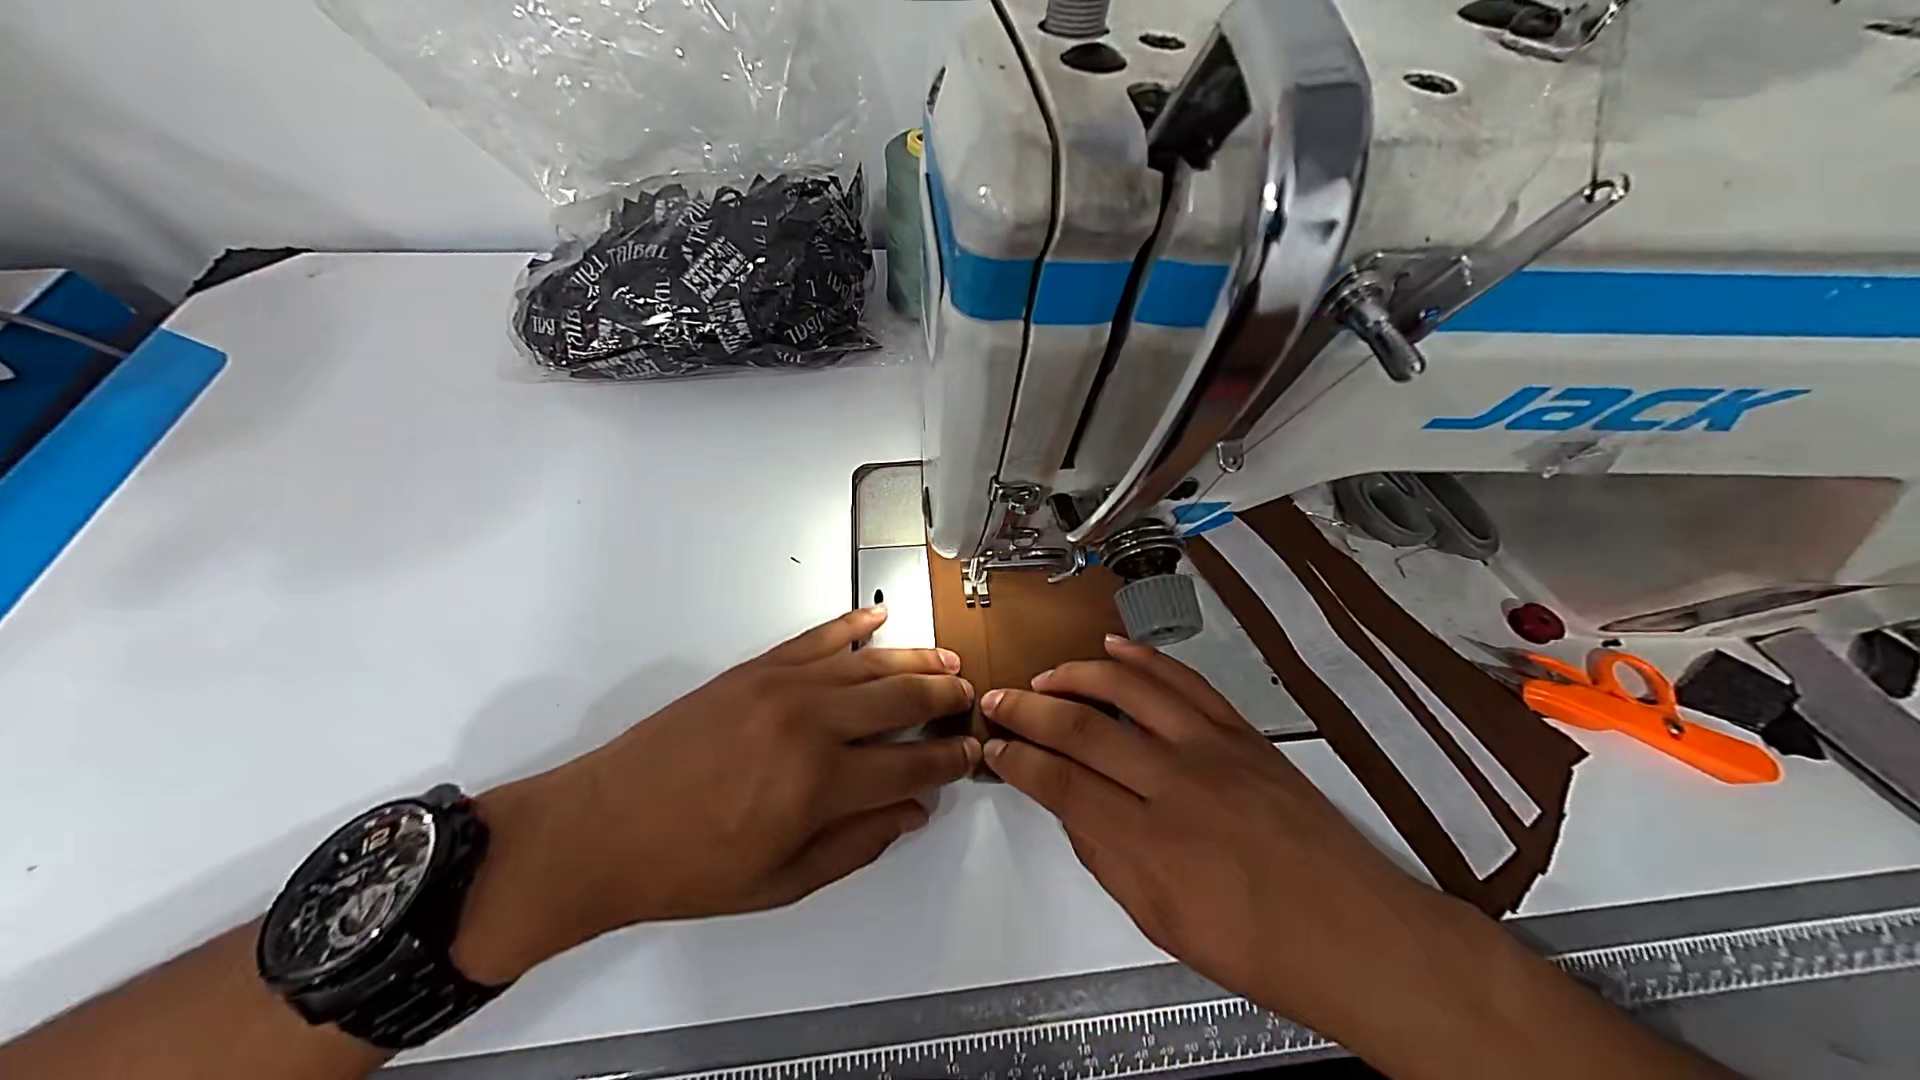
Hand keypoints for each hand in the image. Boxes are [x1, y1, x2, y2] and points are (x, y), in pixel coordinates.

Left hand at [456, 606, 979, 981]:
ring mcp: (782, 686)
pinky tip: (878, 618)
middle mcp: (810, 725)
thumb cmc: (688, 866)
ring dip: (915, 658)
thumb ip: (858, 844)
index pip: (912, 765)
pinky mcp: (755, 668)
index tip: (970, 755)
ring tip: (946, 659)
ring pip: (870, 661)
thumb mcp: (784, 882)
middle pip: (903, 699)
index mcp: (820, 785)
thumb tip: (911, 813)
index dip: (950, 761)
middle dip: (947, 697)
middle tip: (969, 698)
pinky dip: (853, 625)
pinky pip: (817, 637)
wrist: (603, 828)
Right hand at [979, 636, 1458, 1031]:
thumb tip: (1068, 811)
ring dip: (1077, 674)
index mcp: (1151, 842)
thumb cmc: (1265, 947)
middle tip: (1000, 700)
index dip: (1017, 760)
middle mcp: (1177, 785)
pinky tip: (1117, 649)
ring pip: (1128, 690)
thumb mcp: (1162, 923)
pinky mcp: (1243, 735)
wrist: (1360, 938)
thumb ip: (1105, 858)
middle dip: (1028, 709)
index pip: (1059, 782)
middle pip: (1081, 728)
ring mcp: (1213, 751)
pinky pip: (1187, 682)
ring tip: (1047, 675)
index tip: (995, 748)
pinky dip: (1146, 660)